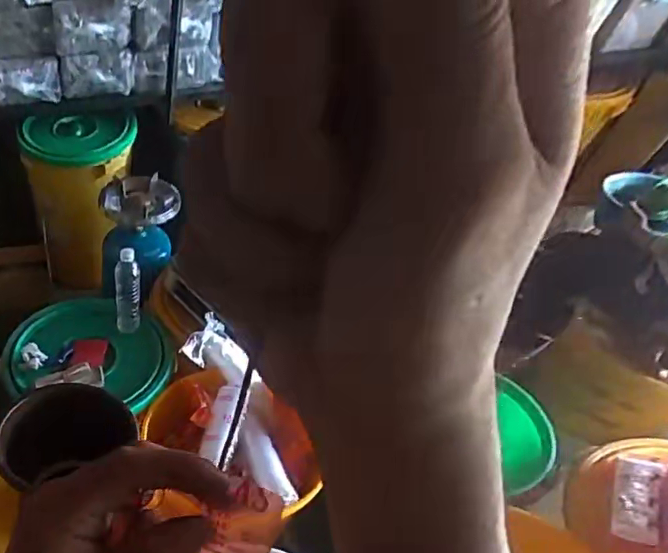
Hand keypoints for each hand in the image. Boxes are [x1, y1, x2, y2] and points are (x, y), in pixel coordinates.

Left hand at [0, 446, 235, 552]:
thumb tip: (204, 525)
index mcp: (64, 505)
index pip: (132, 465)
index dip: (185, 471)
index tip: (227, 494)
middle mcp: (61, 493)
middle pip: (129, 466)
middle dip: (179, 479)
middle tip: (223, 503)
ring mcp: (61, 506)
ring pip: (124, 484)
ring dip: (163, 499)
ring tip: (198, 525)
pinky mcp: (65, 523)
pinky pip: (112, 505)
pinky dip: (142, 519)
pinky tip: (159, 543)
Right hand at [179, 0, 587, 429]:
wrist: (367, 399)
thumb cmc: (436, 303)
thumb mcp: (463, 171)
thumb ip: (439, 32)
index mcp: (472, 13)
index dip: (318, 38)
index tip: (342, 113)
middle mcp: (376, 46)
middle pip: (263, 20)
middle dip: (281, 147)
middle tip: (333, 214)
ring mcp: (297, 116)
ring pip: (213, 126)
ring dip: (256, 225)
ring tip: (318, 257)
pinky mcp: (239, 178)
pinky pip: (194, 193)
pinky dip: (232, 256)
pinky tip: (282, 278)